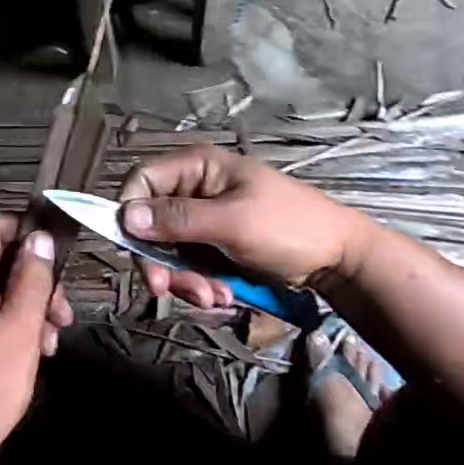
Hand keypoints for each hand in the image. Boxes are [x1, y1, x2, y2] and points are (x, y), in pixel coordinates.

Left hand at [0, 214, 73, 464]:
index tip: (59, 250)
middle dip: (38, 276)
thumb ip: (32, 278)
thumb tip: (42, 237)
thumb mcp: (20, 329)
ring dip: (36, 301)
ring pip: (7, 283)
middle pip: (3, 256)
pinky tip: (42, 345)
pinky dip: (24, 319)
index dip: (26, 229)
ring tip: (56, 333)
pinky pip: (0, 306)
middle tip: (62, 307)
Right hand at [118, 144, 378, 307]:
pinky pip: (189, 267)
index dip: (130, 212)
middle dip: (161, 262)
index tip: (133, 248)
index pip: (141, 180)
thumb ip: (177, 220)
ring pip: (168, 252)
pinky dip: (200, 284)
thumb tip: (126, 217)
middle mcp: (194, 190)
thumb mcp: (232, 222)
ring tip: (213, 297)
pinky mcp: (213, 246)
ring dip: (184, 280)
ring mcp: (204, 220)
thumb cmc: (288, 227)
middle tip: (167, 290)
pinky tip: (222, 295)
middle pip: (150, 224)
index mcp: (198, 167)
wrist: (337, 260)